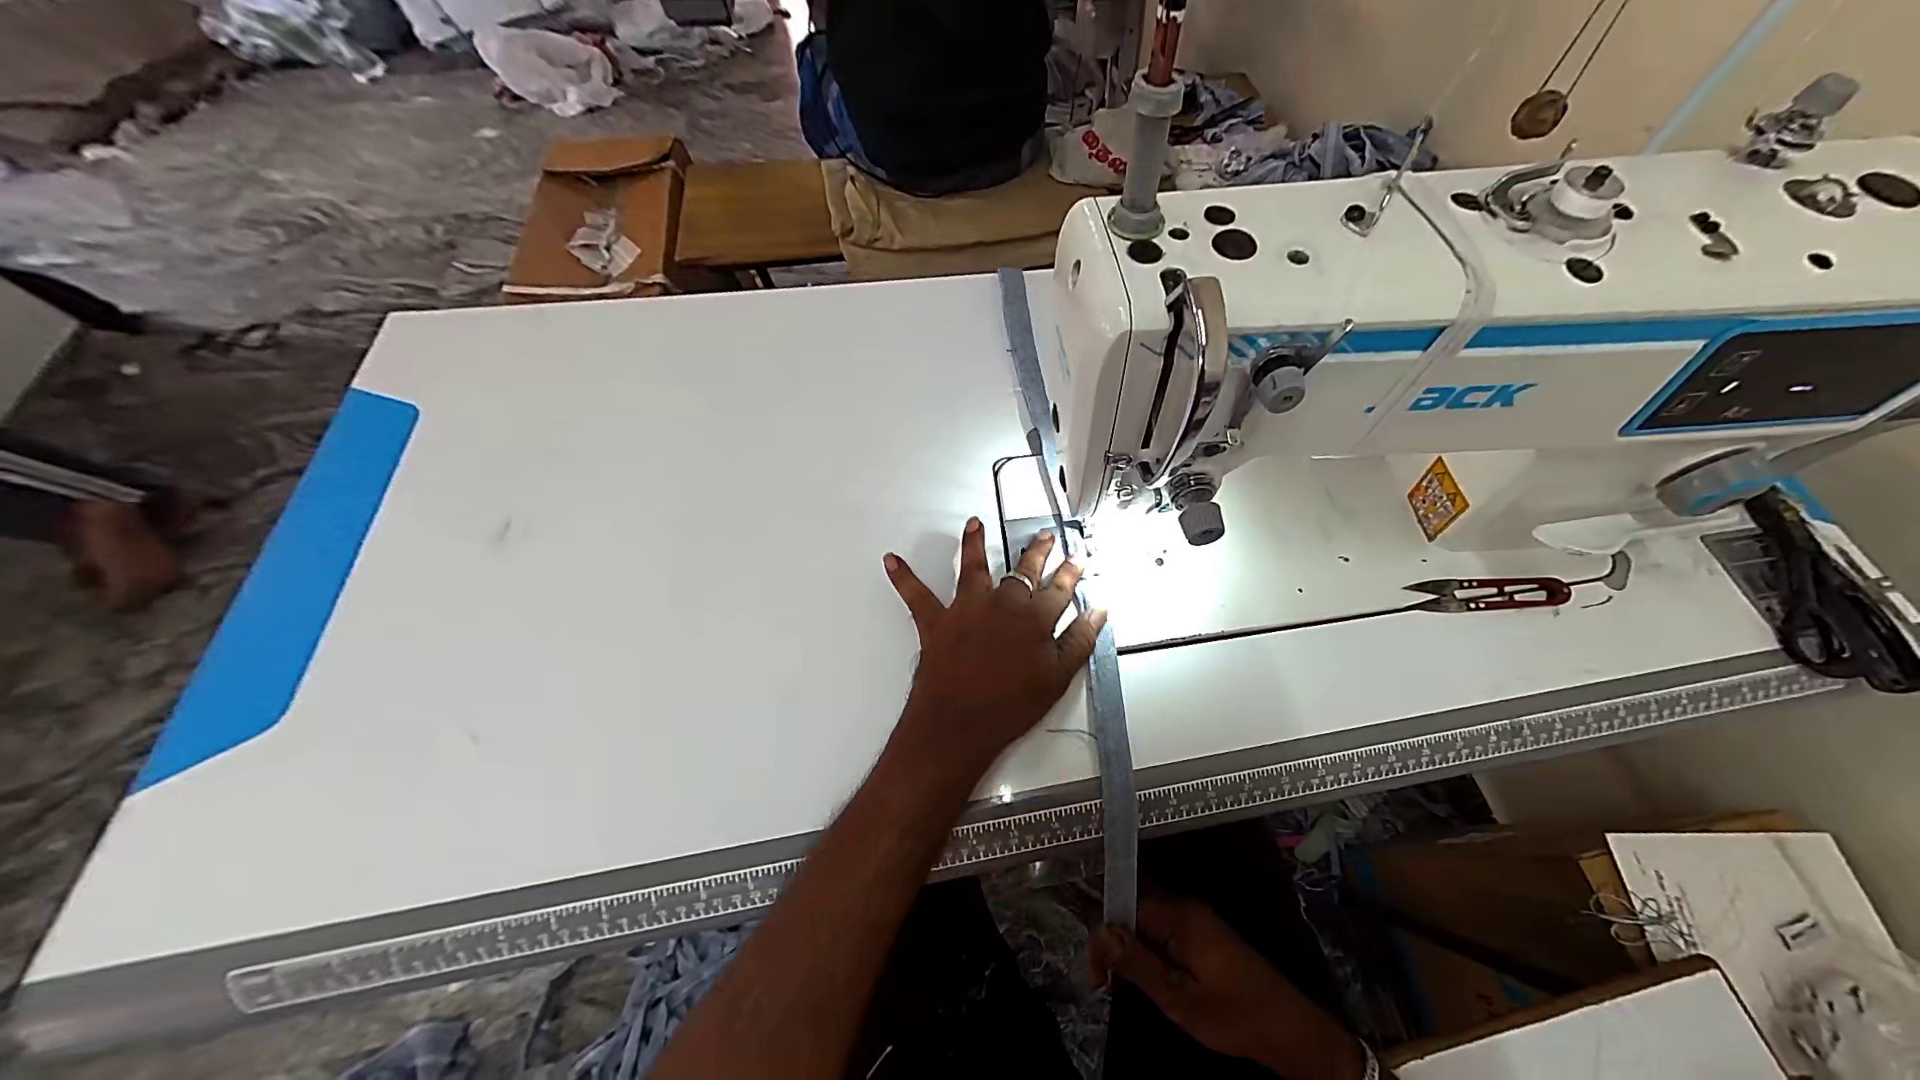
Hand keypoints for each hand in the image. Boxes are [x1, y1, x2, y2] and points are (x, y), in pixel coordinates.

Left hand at [883, 518, 1104, 776]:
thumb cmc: (1007, 707)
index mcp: (1034, 619)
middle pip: (1023, 570)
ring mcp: (966, 609)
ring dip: (973, 543)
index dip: (1071, 572)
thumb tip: (1096, 615)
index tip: (1077, 560)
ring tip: (975, 525)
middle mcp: (1000, 605)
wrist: (959, 724)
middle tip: (1044, 536)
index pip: (1059, 588)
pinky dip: (903, 577)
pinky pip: (916, 595)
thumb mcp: (1057, 679)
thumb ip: (1079, 642)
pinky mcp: (936, 622)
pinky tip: (892, 561)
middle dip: (1036, 551)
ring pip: (971, 567)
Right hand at [1091, 896, 1365, 1079]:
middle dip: (1113, 939)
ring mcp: (1196, 918)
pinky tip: (1145, 975)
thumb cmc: (1236, 1016)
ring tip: (1121, 981)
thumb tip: (1100, 934)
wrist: (1293, 1032)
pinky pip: (1162, 930)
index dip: (1104, 935)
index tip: (1097, 974)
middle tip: (1105, 980)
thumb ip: (1138, 964)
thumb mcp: (1180, 999)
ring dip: (1129, 946)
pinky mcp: (1203, 933)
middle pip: (1133, 907)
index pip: (1123, 905)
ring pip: (1146, 920)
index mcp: (1179, 914)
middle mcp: (1185, 905)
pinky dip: (1147, 950)